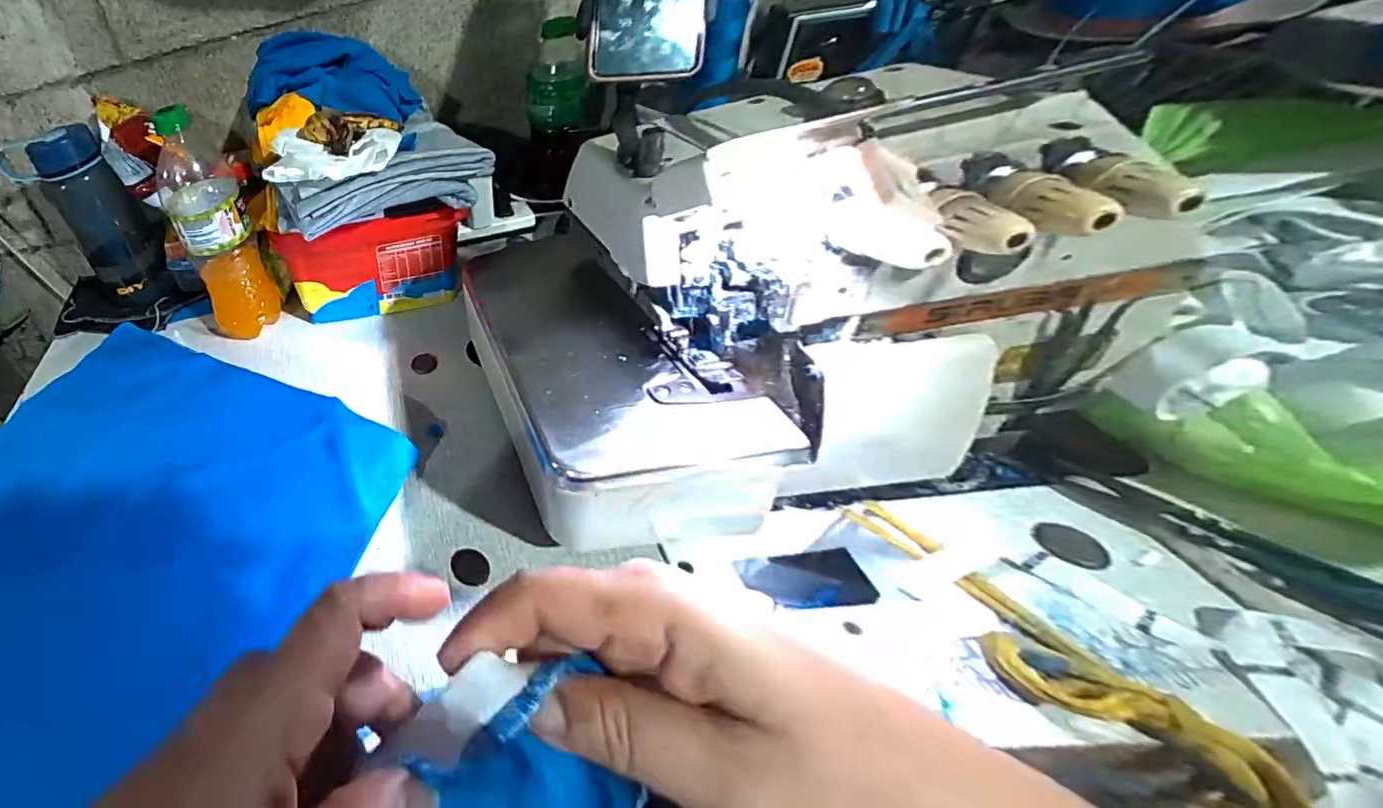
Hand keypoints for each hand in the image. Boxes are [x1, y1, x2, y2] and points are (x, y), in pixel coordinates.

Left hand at [102, 572, 448, 807]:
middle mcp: (253, 691)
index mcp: (273, 695)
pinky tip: (326, 807)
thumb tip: (412, 785)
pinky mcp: (211, 757)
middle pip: (341, 668)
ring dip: (355, 747)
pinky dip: (319, 766)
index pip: (342, 611)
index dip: (396, 592)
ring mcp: (228, 724)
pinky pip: (284, 739)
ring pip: (316, 709)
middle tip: (417, 765)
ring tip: (371, 800)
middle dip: (387, 706)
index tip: (443, 600)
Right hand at [439, 562, 1085, 807]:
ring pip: (583, 638)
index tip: (444, 682)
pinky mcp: (692, 654)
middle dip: (506, 657)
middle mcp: (662, 600)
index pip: (549, 593)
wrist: (938, 790)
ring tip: (512, 737)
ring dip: (542, 679)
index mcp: (664, 609)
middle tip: (471, 729)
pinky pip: (618, 663)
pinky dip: (584, 694)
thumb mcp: (726, 775)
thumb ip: (621, 726)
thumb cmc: (838, 781)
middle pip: (559, 611)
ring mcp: (678, 625)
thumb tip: (529, 695)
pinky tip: (577, 737)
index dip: (488, 625)